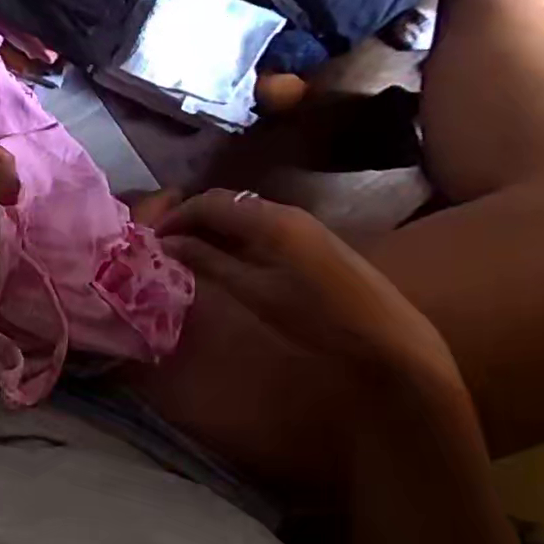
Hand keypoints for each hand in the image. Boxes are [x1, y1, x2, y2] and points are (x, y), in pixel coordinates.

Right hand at [161, 189, 457, 381]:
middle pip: (227, 202)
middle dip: (193, 218)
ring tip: (190, 252)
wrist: (390, 342)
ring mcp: (303, 224)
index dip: (178, 216)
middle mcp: (285, 211)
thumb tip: (171, 243)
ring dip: (214, 227)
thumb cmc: (318, 319)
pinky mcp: (313, 240)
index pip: (211, 202)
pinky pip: (261, 226)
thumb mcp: (256, 292)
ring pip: (244, 214)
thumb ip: (211, 262)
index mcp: (270, 219)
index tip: (153, 237)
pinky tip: (226, 259)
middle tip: (167, 244)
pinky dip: (236, 236)